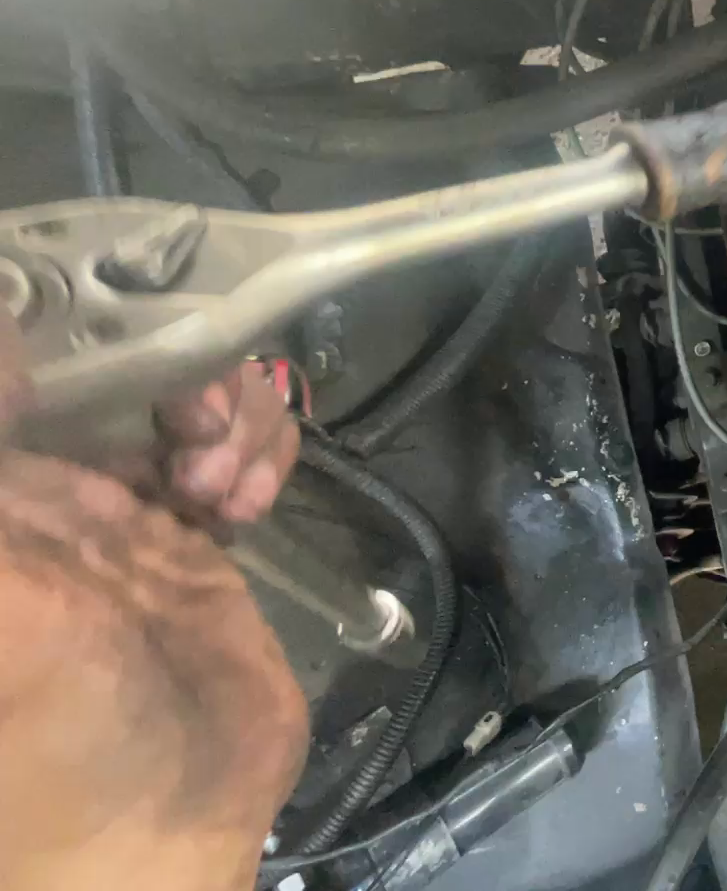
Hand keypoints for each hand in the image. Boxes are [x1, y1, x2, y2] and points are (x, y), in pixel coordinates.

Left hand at [0, 326, 305, 890]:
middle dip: (184, 392)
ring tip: (235, 494)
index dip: (87, 353)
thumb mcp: (9, 619)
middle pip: (126, 386)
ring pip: (193, 415)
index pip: (31, 385)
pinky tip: (255, 503)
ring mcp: (135, 513)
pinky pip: (241, 459)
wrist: (163, 811)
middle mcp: (52, 495)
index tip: (147, 357)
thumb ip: (7, 505)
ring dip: (232, 430)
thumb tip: (13, 361)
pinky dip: (262, 460)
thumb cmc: (55, 732)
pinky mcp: (205, 536)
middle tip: (205, 446)